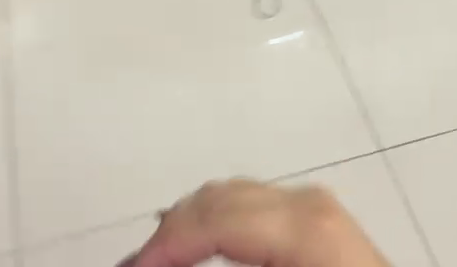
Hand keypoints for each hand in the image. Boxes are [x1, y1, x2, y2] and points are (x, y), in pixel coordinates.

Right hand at [127, 179, 391, 266]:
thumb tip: (162, 263)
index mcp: (303, 225)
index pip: (214, 218)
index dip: (166, 243)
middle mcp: (308, 202)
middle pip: (220, 199)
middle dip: (173, 232)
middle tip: (137, 264)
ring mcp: (317, 206)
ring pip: (235, 196)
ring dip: (194, 224)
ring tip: (161, 255)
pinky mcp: (320, 219)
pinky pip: (256, 205)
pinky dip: (221, 222)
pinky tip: (203, 244)